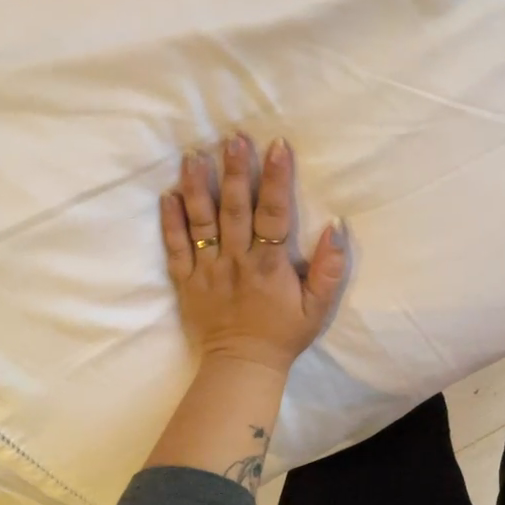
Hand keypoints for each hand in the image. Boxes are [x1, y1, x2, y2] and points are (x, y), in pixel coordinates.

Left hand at [160, 134, 347, 375]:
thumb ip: (329, 268)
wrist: (242, 367)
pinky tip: (168, 194)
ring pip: (201, 221)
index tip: (277, 146)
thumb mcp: (319, 307)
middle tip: (232, 137)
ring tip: (194, 154)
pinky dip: (171, 221)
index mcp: (268, 264)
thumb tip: (335, 226)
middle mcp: (235, 260)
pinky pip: (175, 247)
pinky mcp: (186, 281)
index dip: (276, 178)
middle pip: (235, 208)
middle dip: (235, 170)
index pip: (274, 213)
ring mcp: (207, 269)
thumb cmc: (284, 334)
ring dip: (198, 186)